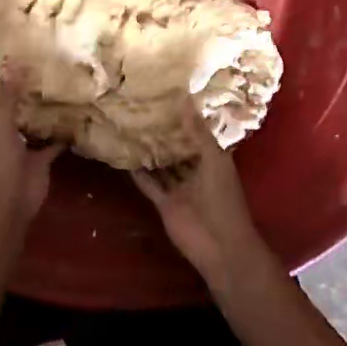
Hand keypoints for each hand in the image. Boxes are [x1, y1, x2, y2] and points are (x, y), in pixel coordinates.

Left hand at [0, 65, 63, 228]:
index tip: (18, 64)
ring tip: (64, 89)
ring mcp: (26, 147)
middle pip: (19, 111)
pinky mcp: (43, 160)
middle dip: (29, 97)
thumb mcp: (2, 125)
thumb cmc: (1, 162)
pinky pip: (54, 143)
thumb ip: (7, 97)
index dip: (4, 85)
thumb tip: (8, 63)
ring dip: (47, 114)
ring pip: (37, 126)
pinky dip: (64, 135)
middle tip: (47, 72)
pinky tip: (77, 119)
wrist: (13, 200)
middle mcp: (8, 134)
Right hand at [130, 108, 266, 281]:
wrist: (219, 245)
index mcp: (212, 160)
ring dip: (149, 152)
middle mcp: (195, 171)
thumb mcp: (214, 160)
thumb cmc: (222, 199)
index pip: (196, 135)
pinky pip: (149, 185)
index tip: (166, 99)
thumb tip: (186, 100)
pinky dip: (138, 174)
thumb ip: (199, 132)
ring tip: (129, 128)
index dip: (184, 120)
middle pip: (177, 150)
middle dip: (163, 134)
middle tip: (141, 110)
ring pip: (162, 166)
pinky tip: (124, 157)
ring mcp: (178, 189)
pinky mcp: (164, 203)